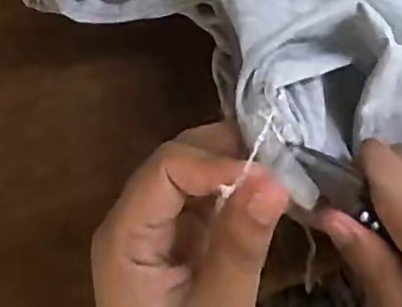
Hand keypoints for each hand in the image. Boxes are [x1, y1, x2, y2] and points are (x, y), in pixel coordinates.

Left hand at [93, 122, 290, 306]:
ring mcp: (151, 230)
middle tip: (278, 155)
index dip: (214, 161)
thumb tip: (273, 179)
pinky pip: (200, 200)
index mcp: (124, 235)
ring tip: (275, 168)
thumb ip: (239, 248)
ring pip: (189, 173)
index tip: (265, 173)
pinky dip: (232, 191)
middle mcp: (131, 220)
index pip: (166, 168)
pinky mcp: (173, 243)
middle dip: (224, 153)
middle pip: (175, 161)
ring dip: (231, 166)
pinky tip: (261, 194)